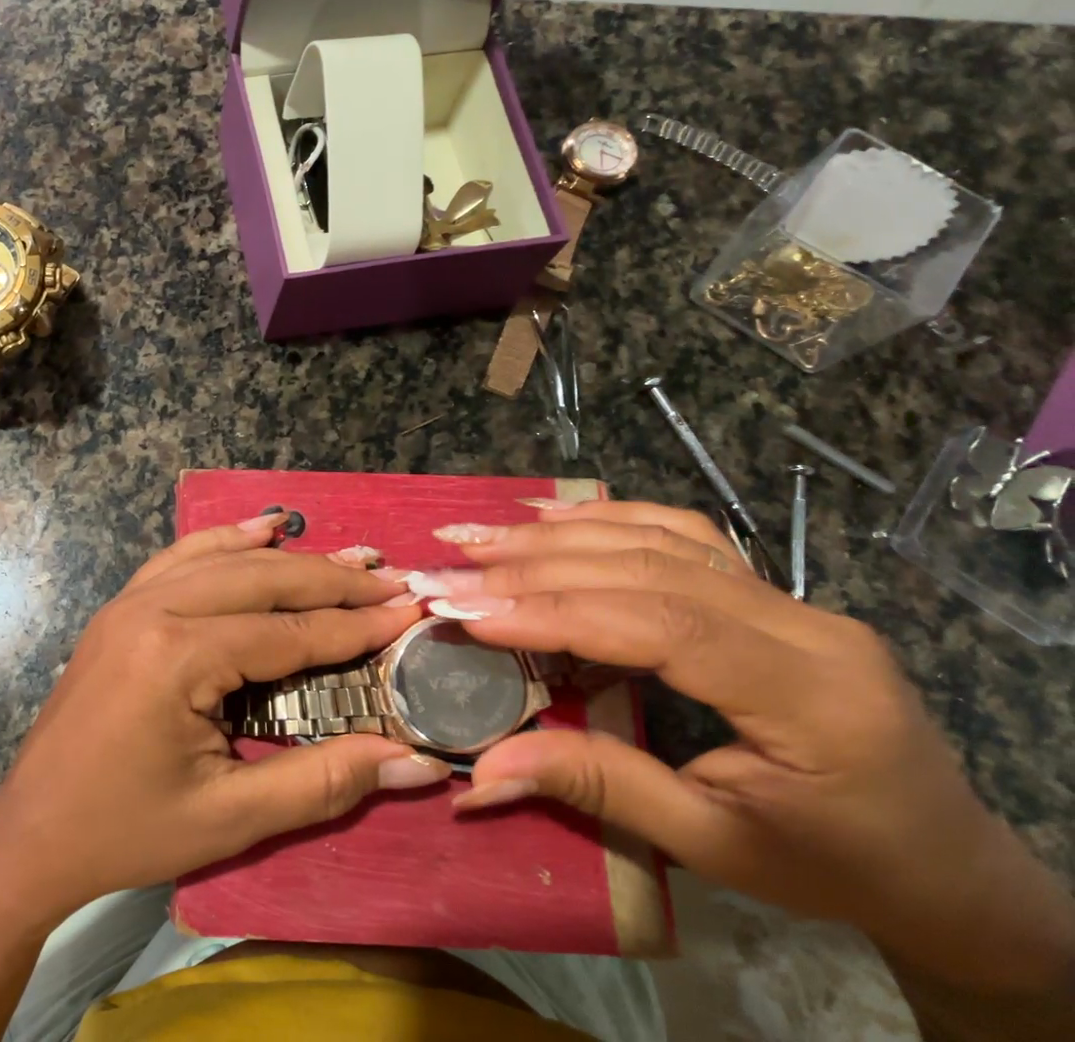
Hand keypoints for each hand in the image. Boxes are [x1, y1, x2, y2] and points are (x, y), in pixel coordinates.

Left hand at [0, 512, 449, 925]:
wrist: (31, 837)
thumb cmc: (127, 832)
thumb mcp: (231, 818)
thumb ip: (324, 781)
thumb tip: (417, 760)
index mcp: (175, 657)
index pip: (287, 631)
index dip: (355, 625)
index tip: (412, 611)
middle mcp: (149, 611)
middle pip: (257, 579)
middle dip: (329, 581)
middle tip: (392, 582)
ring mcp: (124, 606)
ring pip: (219, 559)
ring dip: (284, 557)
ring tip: (345, 559)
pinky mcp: (113, 615)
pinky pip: (177, 561)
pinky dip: (223, 544)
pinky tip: (257, 534)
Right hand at [437, 500, 1074, 993]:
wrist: (942, 865)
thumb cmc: (832, 866)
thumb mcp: (714, 843)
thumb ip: (600, 788)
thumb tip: (483, 771)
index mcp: (809, 695)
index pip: (664, 627)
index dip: (557, 611)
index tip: (467, 612)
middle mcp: (809, 627)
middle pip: (652, 570)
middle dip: (535, 568)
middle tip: (444, 573)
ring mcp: (797, 602)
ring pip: (664, 540)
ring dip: (561, 536)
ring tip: (476, 540)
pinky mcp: (779, 597)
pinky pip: (690, 537)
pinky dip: (613, 521)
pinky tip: (554, 520)